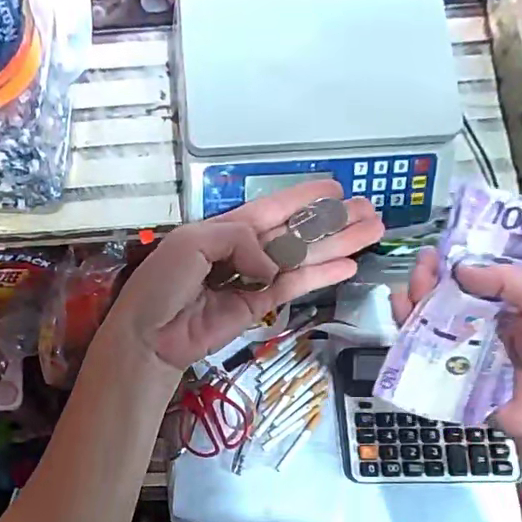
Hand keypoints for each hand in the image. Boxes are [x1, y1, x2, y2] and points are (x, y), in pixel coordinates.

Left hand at [106, 180, 382, 370]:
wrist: (150, 334)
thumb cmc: (163, 282)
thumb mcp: (194, 243)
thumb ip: (239, 240)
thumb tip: (274, 264)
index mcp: (226, 228)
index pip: (273, 208)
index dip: (305, 198)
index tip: (337, 187)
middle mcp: (245, 250)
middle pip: (298, 231)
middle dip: (333, 220)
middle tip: (371, 211)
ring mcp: (254, 279)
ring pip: (304, 257)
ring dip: (337, 245)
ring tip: (372, 232)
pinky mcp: (258, 306)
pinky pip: (294, 286)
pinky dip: (320, 276)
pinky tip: (348, 266)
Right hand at [392, 249, 521, 446]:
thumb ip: (512, 281)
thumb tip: (463, 270)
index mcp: (511, 306)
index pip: (478, 280)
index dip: (459, 264)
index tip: (443, 251)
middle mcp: (485, 326)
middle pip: (449, 298)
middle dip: (432, 279)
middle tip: (422, 264)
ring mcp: (465, 351)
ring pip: (432, 321)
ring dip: (417, 299)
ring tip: (410, 284)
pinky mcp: (450, 374)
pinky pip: (424, 351)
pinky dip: (408, 330)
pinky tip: (402, 310)